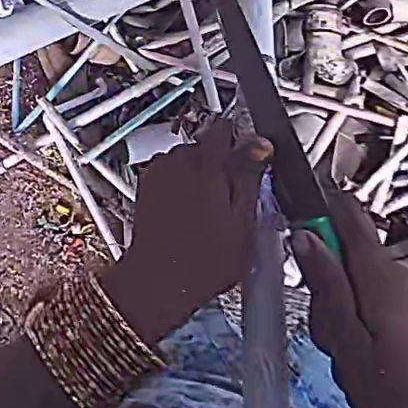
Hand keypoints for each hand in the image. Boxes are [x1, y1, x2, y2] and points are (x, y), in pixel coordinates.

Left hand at [99, 117, 270, 343]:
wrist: (159, 278)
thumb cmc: (203, 257)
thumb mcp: (243, 220)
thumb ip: (250, 175)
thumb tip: (260, 145)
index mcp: (205, 162)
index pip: (225, 129)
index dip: (241, 141)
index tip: (251, 158)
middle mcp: (178, 158)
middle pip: (206, 146)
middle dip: (221, 165)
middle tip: (233, 199)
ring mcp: (159, 169)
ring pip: (188, 160)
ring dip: (200, 175)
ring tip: (210, 212)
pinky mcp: (147, 182)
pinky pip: (171, 173)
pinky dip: (181, 186)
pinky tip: (189, 214)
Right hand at [291, 192, 407, 407]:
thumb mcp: (352, 347)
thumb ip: (327, 287)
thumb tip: (305, 238)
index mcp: (382, 275)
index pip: (345, 211)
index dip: (315, 210)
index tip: (296, 229)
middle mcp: (403, 277)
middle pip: (347, 253)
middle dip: (325, 280)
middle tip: (325, 322)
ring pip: (360, 282)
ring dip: (344, 309)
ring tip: (350, 354)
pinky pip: (380, 303)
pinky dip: (365, 324)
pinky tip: (370, 363)